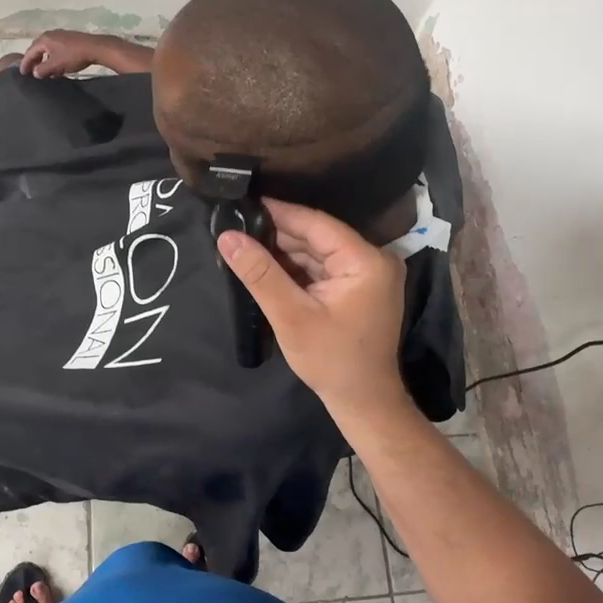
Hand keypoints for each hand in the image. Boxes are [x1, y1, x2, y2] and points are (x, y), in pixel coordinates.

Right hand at [20, 29, 107, 77]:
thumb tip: (35, 73)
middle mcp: (50, 35)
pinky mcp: (70, 39)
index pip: (29, 52)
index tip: (22, 74)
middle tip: (31, 72)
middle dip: (34, 61)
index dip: (25, 64)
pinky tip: (56, 66)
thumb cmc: (72, 56)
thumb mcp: (55, 65)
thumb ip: (42, 70)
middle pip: (37, 49)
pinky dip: (53, 58)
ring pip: (47, 49)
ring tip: (43, 71)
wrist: (94, 48)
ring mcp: (60, 36)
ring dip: (44, 60)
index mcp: (44, 39)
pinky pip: (56, 49)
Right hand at [218, 199, 407, 409]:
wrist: (363, 401)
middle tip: (238, 224)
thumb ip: (260, 273)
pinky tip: (267, 264)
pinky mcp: (360, 287)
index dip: (279, 212)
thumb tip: (227, 236)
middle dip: (278, 233)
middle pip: (318, 236)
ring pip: (318, 251)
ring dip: (285, 250)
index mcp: (366, 260)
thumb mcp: (291, 316)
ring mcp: (369, 274)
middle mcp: (374, 259)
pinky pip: (324, 267)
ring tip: (246, 241)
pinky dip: (297, 267)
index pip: (317, 223)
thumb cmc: (331, 360)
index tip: (245, 201)